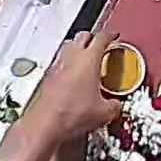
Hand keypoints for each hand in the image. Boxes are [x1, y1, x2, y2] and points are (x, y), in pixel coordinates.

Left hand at [0, 31, 121, 160]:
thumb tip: (115, 106)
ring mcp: (57, 66)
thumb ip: (114, 105)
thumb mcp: (104, 113)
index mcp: (89, 59)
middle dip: (92, 37)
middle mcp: (71, 58)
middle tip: (99, 44)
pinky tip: (71, 77)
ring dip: (77, 48)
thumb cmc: (71, 113)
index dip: (110, 35)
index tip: (113, 36)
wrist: (45, 125)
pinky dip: (67, 64)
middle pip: (82, 36)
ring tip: (84, 57)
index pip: (101, 38)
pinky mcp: (47, 78)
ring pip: (68, 46)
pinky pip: (59, 63)